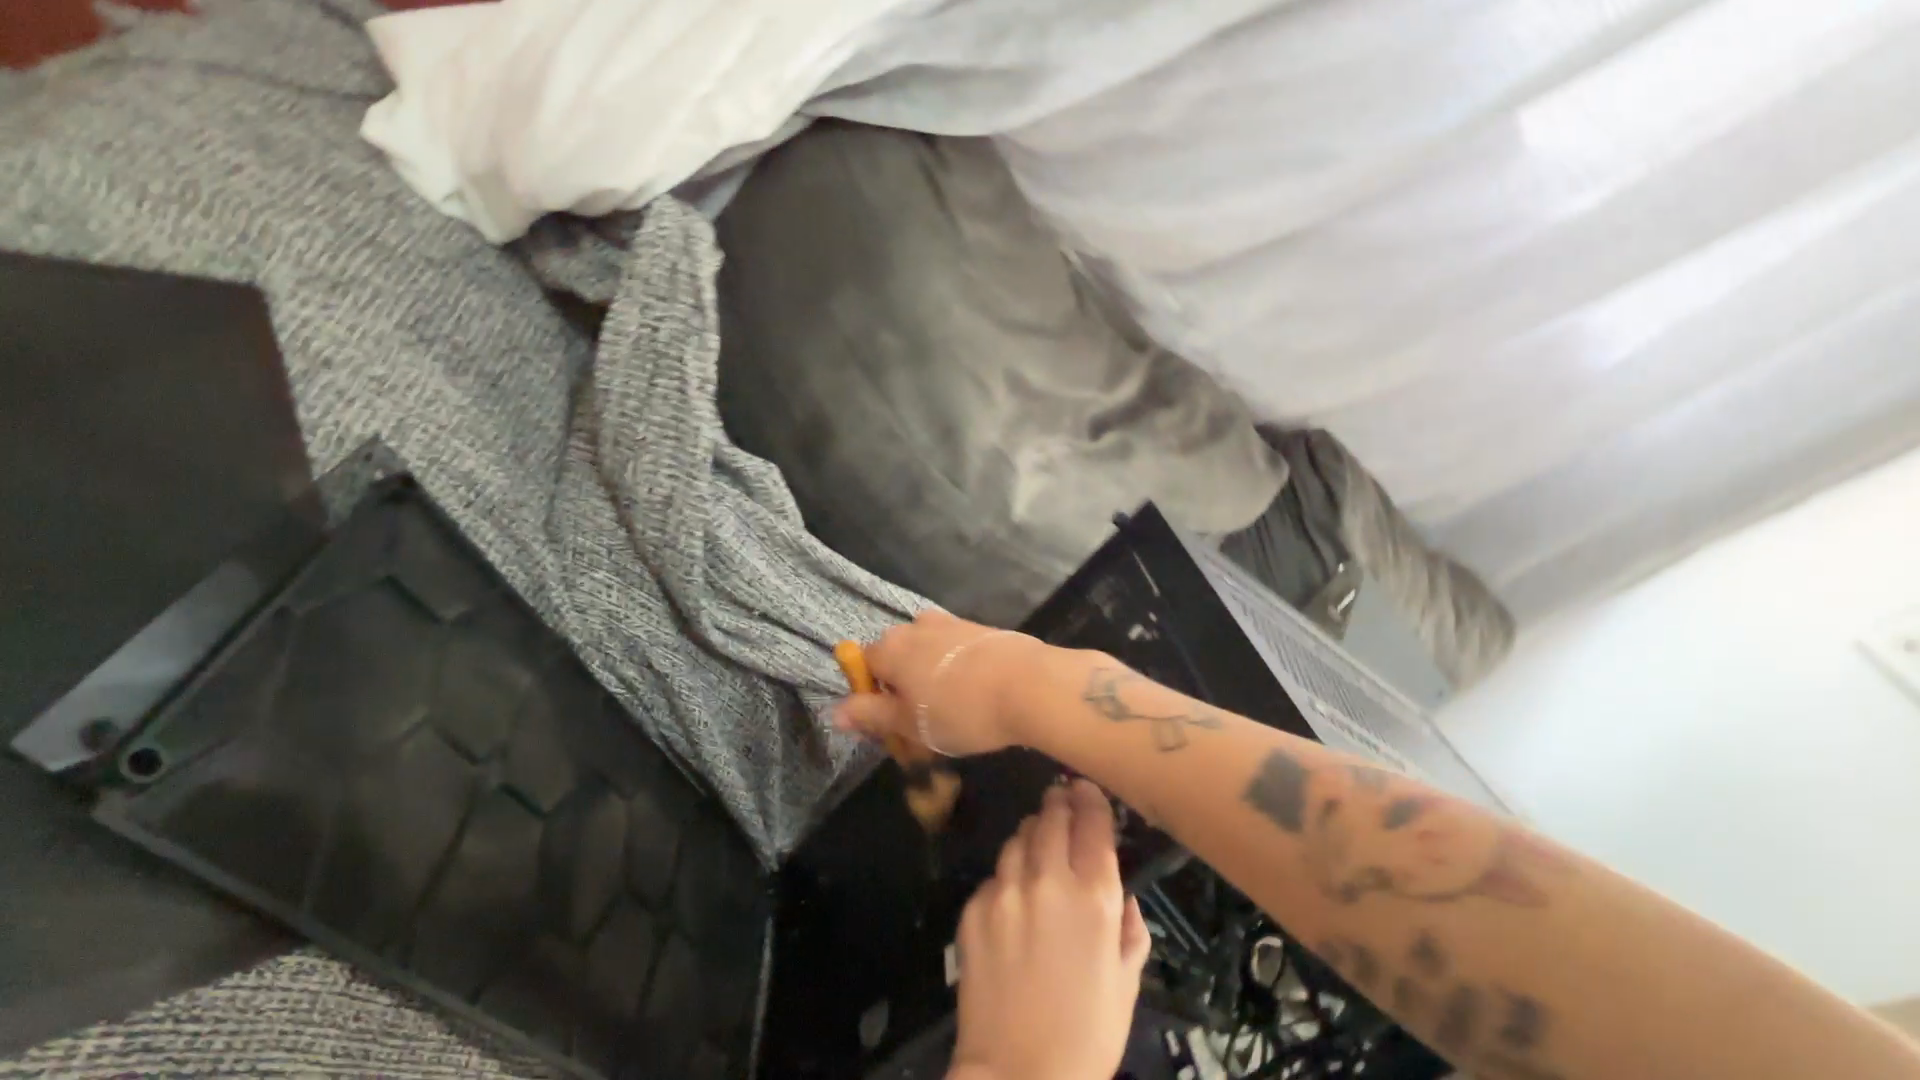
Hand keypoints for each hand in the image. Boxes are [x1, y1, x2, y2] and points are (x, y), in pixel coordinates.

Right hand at [833, 611, 1048, 755]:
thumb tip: (835, 712)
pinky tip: (979, 697)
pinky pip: (957, 652)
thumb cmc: (960, 710)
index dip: (874, 699)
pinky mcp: (982, 630)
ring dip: (933, 681)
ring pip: (929, 655)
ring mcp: (952, 623)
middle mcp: (916, 626)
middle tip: (924, 727)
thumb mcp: (908, 724)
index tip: (895, 727)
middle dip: (905, 689)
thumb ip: (869, 715)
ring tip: (956, 715)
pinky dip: (959, 672)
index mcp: (890, 647)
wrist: (1030, 685)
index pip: (865, 668)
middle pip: (897, 659)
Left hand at [950, 779, 1150, 1079]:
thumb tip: (1122, 897)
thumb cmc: (1088, 1033)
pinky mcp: (973, 908)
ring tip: (1038, 840)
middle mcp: (1048, 880)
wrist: (1019, 1072)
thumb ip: (1129, 928)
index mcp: (1094, 896)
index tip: (1087, 789)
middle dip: (1059, 804)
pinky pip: (994, 875)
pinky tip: (1014, 895)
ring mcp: (1004, 891)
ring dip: (1032, 833)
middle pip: (1051, 818)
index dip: (1091, 800)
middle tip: (1061, 799)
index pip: (1092, 823)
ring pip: (1018, 838)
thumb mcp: (1127, 981)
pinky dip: (1007, 875)